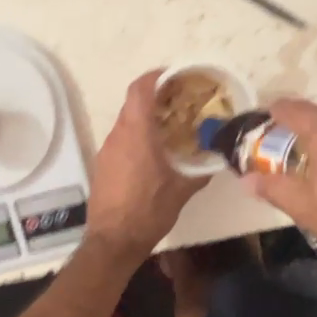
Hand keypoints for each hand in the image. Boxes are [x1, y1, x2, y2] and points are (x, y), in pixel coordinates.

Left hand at [85, 70, 207, 263]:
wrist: (113, 241)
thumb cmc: (148, 211)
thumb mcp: (182, 190)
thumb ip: (199, 171)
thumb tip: (214, 160)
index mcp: (136, 133)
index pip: (140, 89)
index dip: (156, 76)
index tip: (174, 76)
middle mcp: (117, 136)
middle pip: (133, 104)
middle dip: (156, 99)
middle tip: (181, 104)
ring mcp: (107, 151)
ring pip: (126, 124)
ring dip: (146, 121)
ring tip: (171, 130)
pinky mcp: (103, 166)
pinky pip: (121, 142)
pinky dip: (137, 138)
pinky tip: (154, 155)